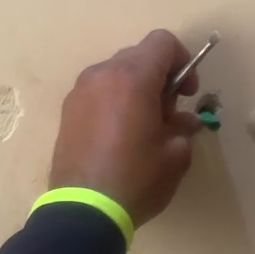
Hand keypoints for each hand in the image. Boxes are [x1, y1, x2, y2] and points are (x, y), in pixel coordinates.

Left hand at [49, 29, 205, 227]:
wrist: (84, 210)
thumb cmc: (136, 178)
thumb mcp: (175, 154)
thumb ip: (183, 127)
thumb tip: (180, 121)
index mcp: (132, 77)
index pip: (163, 43)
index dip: (183, 61)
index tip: (187, 92)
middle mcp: (102, 74)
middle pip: (138, 56)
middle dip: (159, 76)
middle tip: (168, 113)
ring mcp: (79, 91)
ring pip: (116, 73)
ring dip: (135, 88)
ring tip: (143, 126)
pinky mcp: (67, 111)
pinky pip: (98, 92)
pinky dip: (114, 101)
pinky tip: (120, 135)